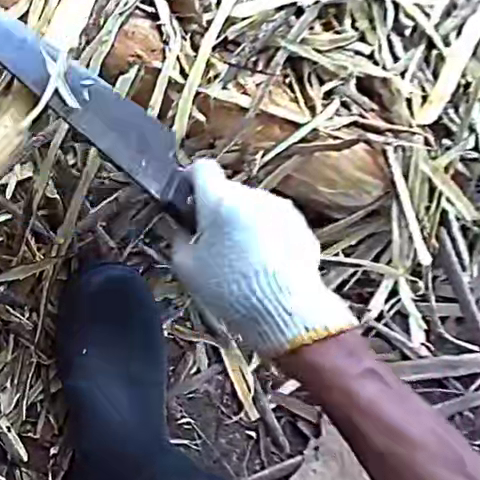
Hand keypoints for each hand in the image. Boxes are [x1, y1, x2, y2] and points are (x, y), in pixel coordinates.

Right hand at [170, 159, 356, 357]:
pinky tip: (258, 264)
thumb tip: (181, 224)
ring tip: (236, 258)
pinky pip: (271, 221)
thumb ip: (178, 235)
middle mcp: (252, 195)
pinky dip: (262, 234)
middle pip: (225, 191)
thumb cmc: (228, 289)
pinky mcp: (300, 225)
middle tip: (207, 243)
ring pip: (249, 206)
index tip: (184, 202)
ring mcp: (280, 209)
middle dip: (214, 210)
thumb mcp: (184, 265)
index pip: (201, 168)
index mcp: (219, 200)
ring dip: (239, 222)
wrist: (285, 311)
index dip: (188, 182)